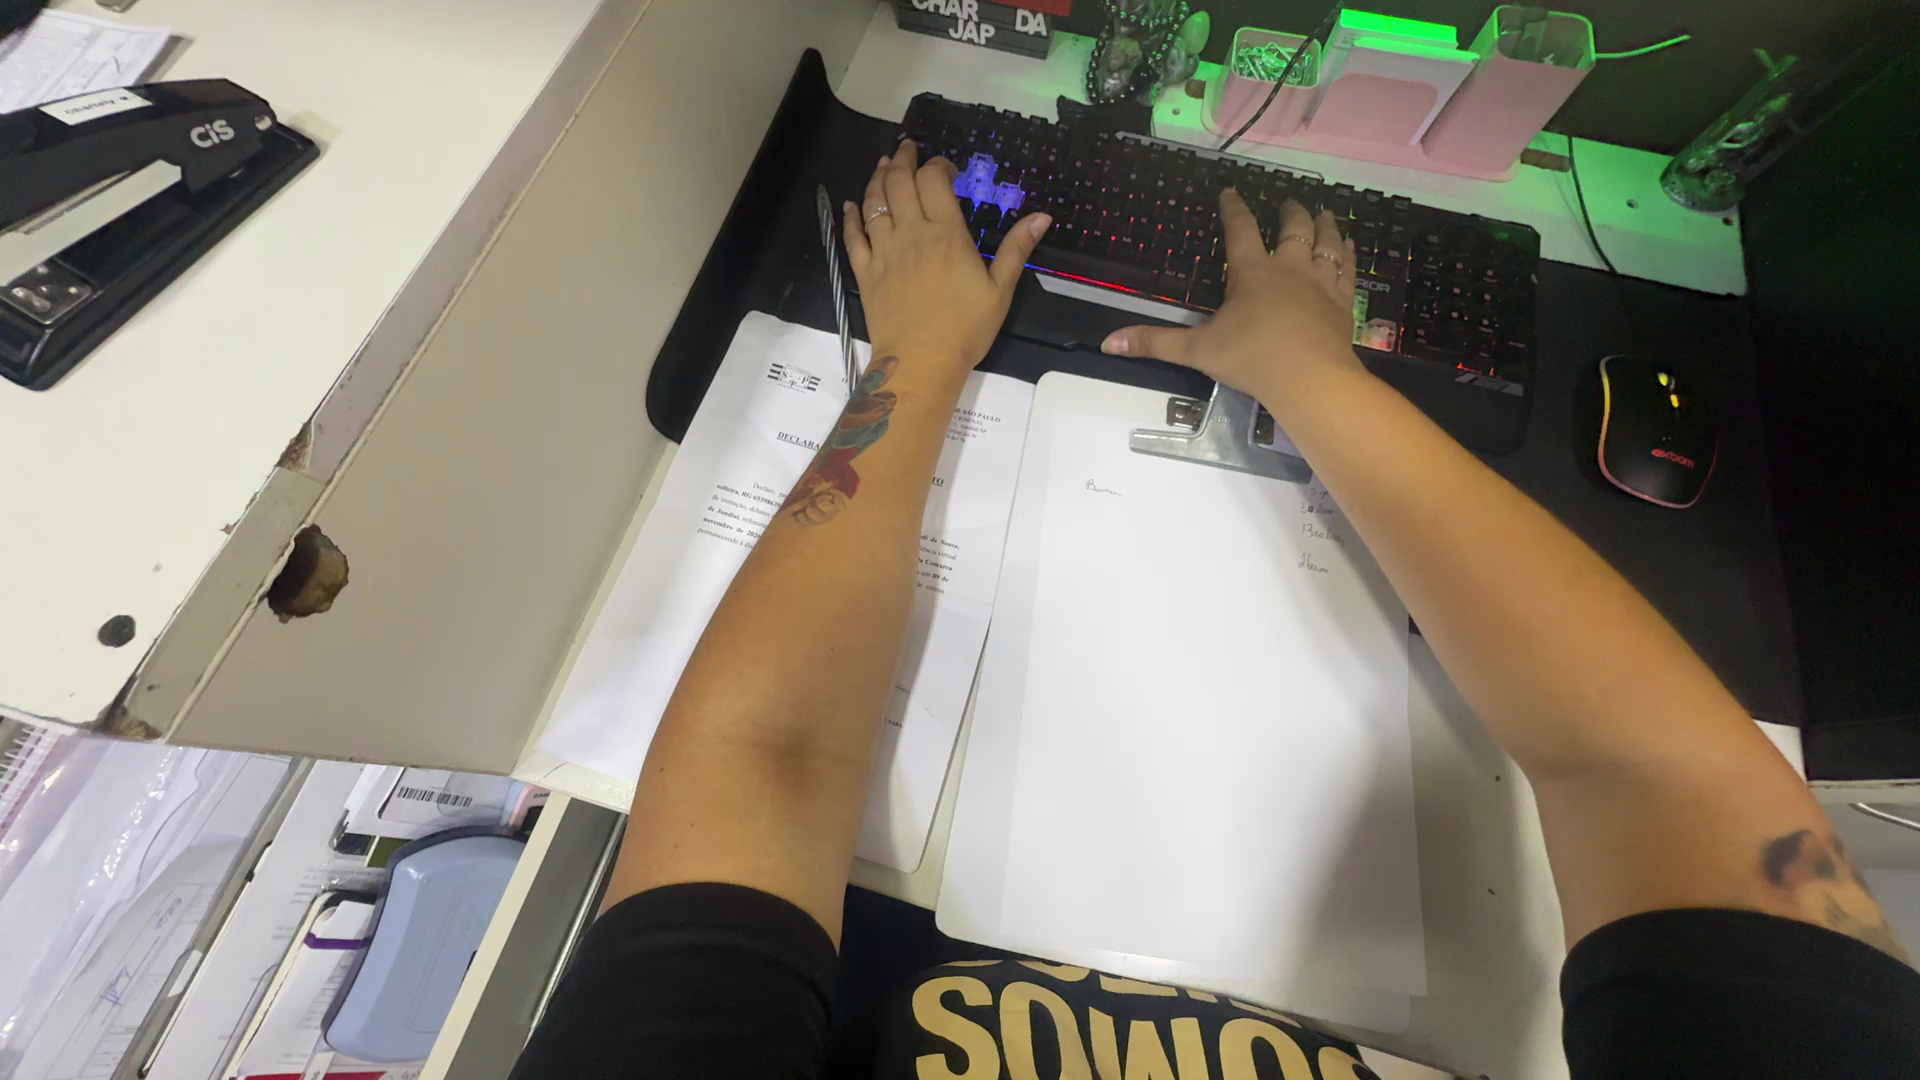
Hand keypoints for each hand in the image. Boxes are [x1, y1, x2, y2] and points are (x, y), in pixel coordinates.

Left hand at [844, 139, 1050, 374]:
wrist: (920, 363)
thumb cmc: (965, 330)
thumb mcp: (1000, 291)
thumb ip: (1016, 249)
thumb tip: (1042, 216)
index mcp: (946, 233)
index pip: (935, 180)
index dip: (939, 165)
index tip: (946, 168)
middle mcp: (911, 233)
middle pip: (900, 182)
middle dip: (903, 159)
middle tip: (907, 150)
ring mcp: (884, 252)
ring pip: (874, 202)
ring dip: (877, 178)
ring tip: (882, 166)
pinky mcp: (866, 273)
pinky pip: (853, 237)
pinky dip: (851, 217)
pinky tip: (851, 206)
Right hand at [1100, 191, 1362, 402]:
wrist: (1308, 378)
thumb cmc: (1250, 359)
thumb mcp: (1196, 351)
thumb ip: (1154, 343)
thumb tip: (1108, 342)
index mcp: (1251, 273)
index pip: (1240, 230)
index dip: (1233, 208)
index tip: (1231, 190)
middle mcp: (1288, 268)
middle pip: (1293, 229)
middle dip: (1289, 211)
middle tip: (1288, 201)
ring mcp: (1320, 283)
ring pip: (1326, 243)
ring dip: (1324, 226)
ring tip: (1325, 214)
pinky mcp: (1341, 303)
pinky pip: (1347, 269)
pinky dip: (1347, 254)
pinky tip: (1349, 247)